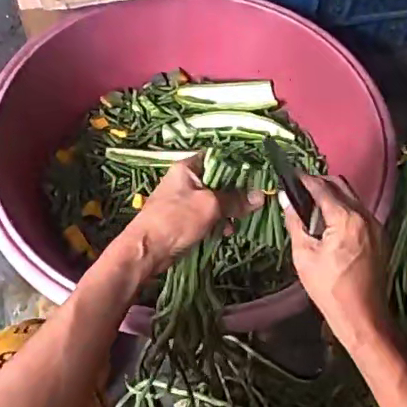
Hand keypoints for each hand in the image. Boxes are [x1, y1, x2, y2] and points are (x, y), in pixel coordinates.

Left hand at [118, 156, 259, 275]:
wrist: (147, 250)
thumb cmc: (176, 220)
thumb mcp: (209, 206)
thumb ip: (234, 200)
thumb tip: (260, 196)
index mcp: (187, 168)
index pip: (217, 157)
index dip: (238, 163)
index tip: (257, 172)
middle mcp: (186, 180)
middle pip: (218, 179)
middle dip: (237, 190)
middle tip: (256, 198)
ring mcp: (185, 200)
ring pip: (215, 199)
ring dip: (230, 208)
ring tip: (244, 218)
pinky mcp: (185, 218)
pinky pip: (208, 214)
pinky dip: (219, 220)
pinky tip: (228, 231)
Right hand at [281, 175, 391, 342]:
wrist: (362, 316)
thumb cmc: (328, 288)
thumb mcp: (304, 255)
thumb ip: (295, 222)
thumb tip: (286, 199)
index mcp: (346, 218)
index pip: (322, 187)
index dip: (304, 180)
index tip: (291, 176)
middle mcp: (365, 215)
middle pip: (341, 185)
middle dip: (320, 183)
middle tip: (300, 189)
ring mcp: (376, 225)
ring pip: (352, 197)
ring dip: (333, 195)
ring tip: (312, 205)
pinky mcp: (380, 236)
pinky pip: (360, 212)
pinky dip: (344, 209)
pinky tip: (330, 222)